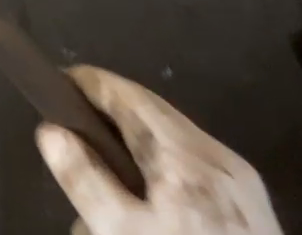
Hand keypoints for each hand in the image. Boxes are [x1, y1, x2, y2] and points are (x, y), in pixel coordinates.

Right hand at [37, 66, 281, 234]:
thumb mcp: (123, 234)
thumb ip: (85, 180)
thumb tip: (50, 130)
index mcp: (180, 155)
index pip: (124, 94)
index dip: (87, 82)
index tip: (56, 84)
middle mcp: (212, 152)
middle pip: (150, 108)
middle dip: (109, 108)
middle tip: (73, 122)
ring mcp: (238, 174)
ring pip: (173, 132)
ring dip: (137, 133)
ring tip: (107, 160)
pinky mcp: (251, 197)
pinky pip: (194, 156)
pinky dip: (163, 156)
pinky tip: (151, 187)